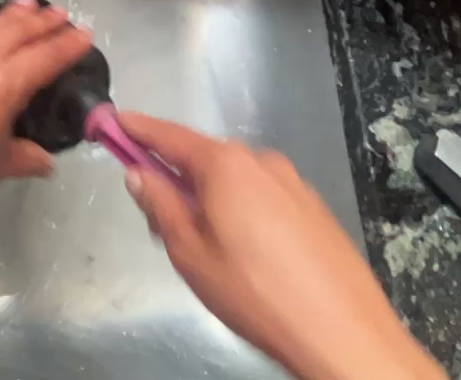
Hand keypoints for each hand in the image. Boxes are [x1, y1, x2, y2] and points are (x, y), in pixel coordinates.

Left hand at [0, 0, 93, 235]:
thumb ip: (25, 157)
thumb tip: (45, 161)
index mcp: (3, 85)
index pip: (44, 58)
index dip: (67, 45)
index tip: (84, 33)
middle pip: (16, 33)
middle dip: (41, 22)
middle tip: (60, 13)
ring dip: (9, 17)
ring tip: (27, 5)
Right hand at [120, 114, 444, 379]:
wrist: (348, 339)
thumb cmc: (256, 293)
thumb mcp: (189, 252)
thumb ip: (159, 204)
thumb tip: (138, 173)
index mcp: (224, 164)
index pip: (167, 135)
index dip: (135, 129)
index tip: (111, 121)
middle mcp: (260, 161)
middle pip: (202, 157)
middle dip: (176, 178)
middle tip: (161, 220)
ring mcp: (293, 183)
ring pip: (235, 180)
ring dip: (211, 197)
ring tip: (210, 249)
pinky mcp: (316, 209)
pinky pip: (264, 197)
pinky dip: (244, 210)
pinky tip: (251, 256)